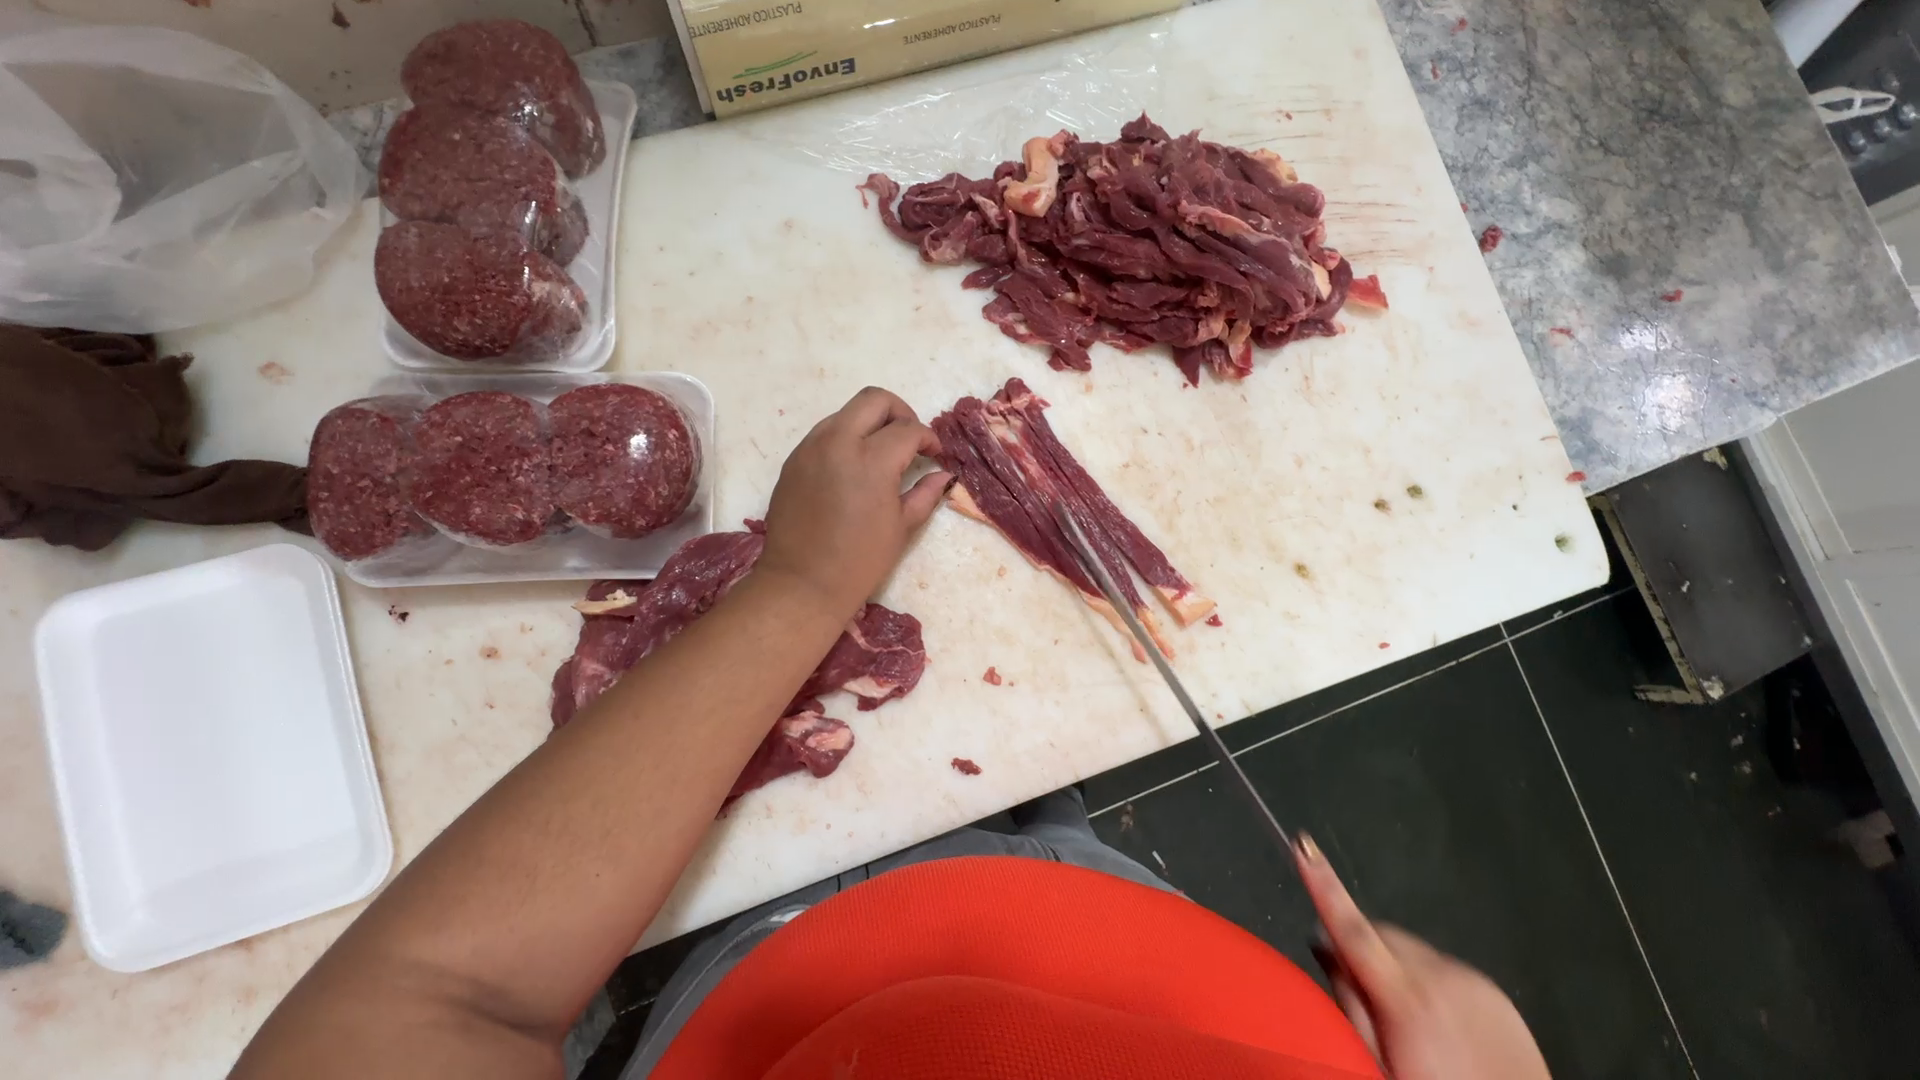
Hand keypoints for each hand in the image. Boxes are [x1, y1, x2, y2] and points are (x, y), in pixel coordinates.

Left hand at [757, 387, 949, 616]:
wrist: (802, 583)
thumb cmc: (859, 561)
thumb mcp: (901, 527)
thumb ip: (926, 493)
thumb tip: (942, 475)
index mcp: (871, 460)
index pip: (908, 429)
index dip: (928, 438)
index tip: (935, 454)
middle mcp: (838, 442)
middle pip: (874, 400)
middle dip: (900, 413)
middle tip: (911, 440)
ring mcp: (810, 448)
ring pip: (846, 413)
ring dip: (870, 424)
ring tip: (882, 454)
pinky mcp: (793, 460)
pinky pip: (824, 434)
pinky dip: (846, 439)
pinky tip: (854, 469)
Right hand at [1294, 832, 1551, 1079]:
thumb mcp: (1376, 1067)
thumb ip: (1350, 1008)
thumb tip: (1328, 953)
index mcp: (1405, 996)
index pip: (1352, 927)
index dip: (1323, 884)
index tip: (1304, 846)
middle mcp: (1441, 974)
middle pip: (1380, 933)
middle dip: (1360, 947)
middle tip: (1355, 988)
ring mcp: (1473, 980)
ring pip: (1411, 949)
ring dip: (1393, 965)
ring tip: (1399, 1014)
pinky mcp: (1496, 992)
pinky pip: (1444, 968)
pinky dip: (1426, 979)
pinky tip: (1434, 1019)